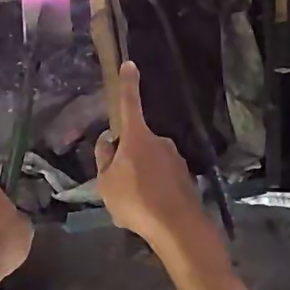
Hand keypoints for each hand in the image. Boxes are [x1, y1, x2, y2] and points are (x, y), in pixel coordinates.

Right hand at [95, 61, 206, 245]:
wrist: (177, 225)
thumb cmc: (135, 200)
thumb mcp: (106, 182)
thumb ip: (104, 159)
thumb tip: (107, 142)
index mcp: (138, 137)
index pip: (129, 104)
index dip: (127, 84)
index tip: (130, 65)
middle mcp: (160, 141)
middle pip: (137, 142)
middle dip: (127, 156)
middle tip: (118, 183)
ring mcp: (175, 158)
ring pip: (150, 161)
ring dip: (141, 175)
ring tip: (134, 202)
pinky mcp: (185, 175)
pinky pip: (163, 177)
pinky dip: (154, 188)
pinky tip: (150, 208)